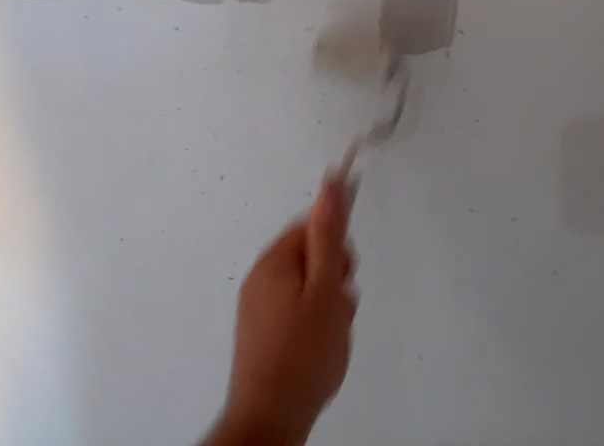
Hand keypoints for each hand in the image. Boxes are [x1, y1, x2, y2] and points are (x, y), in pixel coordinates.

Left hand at [207, 180, 356, 445]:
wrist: (271, 417)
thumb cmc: (302, 355)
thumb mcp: (326, 288)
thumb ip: (329, 235)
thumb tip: (330, 186)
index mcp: (274, 260)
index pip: (311, 226)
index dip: (336, 246)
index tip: (346, 271)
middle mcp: (260, 278)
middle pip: (308, 256)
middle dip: (333, 278)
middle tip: (339, 308)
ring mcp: (258, 306)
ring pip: (305, 287)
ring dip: (326, 305)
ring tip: (330, 335)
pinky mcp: (261, 331)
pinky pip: (294, 311)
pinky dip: (312, 324)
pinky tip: (320, 348)